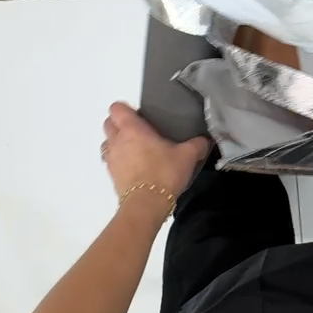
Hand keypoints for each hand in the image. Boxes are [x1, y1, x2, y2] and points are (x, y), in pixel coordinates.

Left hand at [100, 103, 208, 219]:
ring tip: (134, 148)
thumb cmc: (164, 172)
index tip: (140, 114)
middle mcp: (117, 141)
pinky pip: (111, 161)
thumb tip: (205, 140)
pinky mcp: (111, 176)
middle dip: (119, 124)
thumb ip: (198, 144)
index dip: (125, 108)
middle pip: (108, 124)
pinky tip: (135, 166)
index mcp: (132, 129)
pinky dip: (119, 160)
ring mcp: (111, 160)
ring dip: (116, 143)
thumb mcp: (188, 155)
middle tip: (138, 129)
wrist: (147, 205)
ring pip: (107, 144)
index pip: (116, 108)